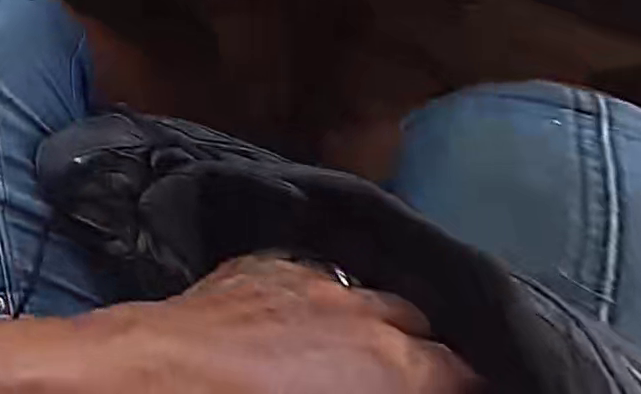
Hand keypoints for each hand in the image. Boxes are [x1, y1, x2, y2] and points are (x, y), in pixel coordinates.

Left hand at [69, 256, 477, 393]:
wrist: (175, 372)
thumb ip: (386, 391)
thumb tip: (397, 382)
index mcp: (397, 362)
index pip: (464, 371)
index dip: (465, 385)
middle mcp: (358, 305)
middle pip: (414, 319)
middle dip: (420, 345)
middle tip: (407, 374)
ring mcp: (304, 273)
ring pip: (361, 289)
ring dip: (369, 313)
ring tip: (359, 340)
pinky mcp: (258, 259)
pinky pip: (307, 270)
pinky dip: (318, 291)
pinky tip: (303, 310)